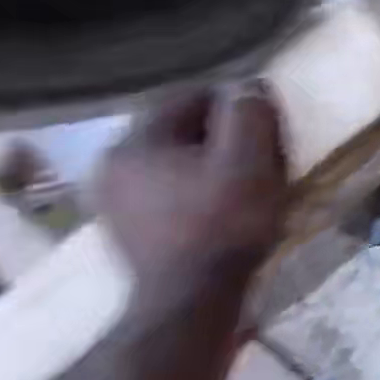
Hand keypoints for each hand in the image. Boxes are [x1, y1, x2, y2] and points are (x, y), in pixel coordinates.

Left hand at [98, 84, 288, 308]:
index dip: (231, 96)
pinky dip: (198, 179)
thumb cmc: (227, 217)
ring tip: (250, 167)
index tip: (268, 111)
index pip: (185, 96)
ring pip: (172, 156)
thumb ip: (248, 112)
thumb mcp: (250, 156)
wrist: (194, 294)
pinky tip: (225, 195)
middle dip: (221, 126)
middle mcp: (112, 167)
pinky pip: (167, 183)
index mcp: (135, 145)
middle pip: (176, 126)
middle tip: (264, 138)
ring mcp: (115, 199)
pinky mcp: (129, 224)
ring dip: (210, 153)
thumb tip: (246, 85)